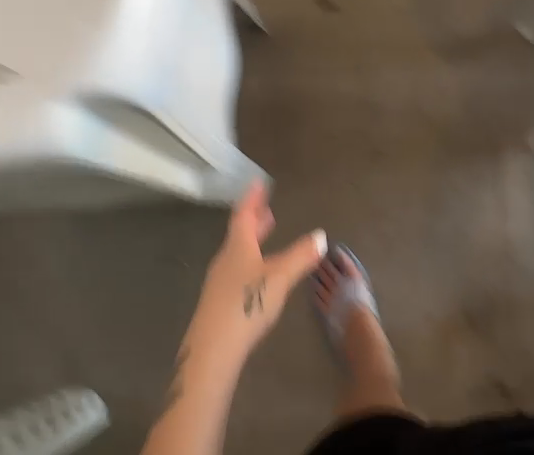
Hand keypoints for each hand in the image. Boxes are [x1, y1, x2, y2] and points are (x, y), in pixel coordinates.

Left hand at [184, 180, 325, 365]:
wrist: (212, 350)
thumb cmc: (246, 305)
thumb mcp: (280, 278)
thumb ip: (300, 256)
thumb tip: (320, 235)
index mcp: (238, 247)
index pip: (244, 215)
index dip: (253, 199)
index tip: (258, 183)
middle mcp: (226, 260)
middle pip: (239, 234)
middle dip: (253, 220)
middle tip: (264, 209)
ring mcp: (220, 283)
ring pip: (237, 253)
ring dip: (251, 241)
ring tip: (264, 235)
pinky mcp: (219, 303)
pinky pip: (236, 270)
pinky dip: (249, 261)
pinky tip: (257, 273)